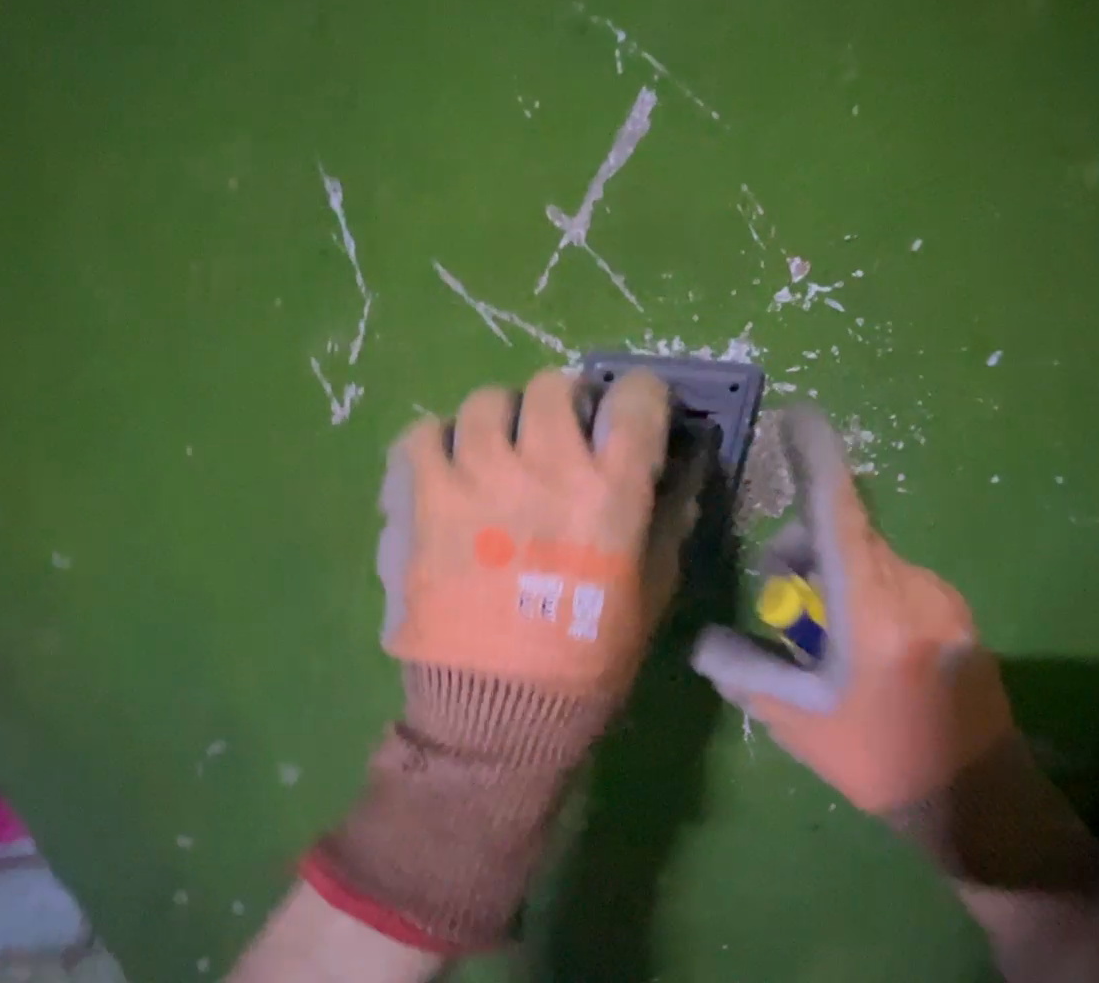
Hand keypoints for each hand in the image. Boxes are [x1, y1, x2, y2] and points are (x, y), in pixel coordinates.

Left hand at [378, 367, 697, 692]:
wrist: (498, 712)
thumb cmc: (587, 657)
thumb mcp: (651, 593)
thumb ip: (665, 524)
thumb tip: (676, 478)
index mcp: (610, 490)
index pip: (636, 398)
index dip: (640, 396)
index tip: (631, 413)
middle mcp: (545, 467)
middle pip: (553, 385)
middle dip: (564, 404)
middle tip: (559, 435)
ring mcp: (478, 477)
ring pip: (486, 403)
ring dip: (501, 422)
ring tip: (499, 455)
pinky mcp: (424, 499)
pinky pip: (422, 435)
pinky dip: (438, 444)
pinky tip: (449, 471)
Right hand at [691, 402, 1014, 812]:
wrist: (983, 803)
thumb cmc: (883, 758)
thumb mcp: (800, 722)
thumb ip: (745, 671)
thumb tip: (701, 641)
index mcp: (873, 602)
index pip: (839, 507)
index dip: (815, 456)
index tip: (795, 415)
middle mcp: (913, 584)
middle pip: (845, 533)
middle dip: (800, 549)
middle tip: (775, 604)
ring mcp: (942, 597)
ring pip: (868, 557)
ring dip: (829, 576)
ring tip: (812, 641)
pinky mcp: (954, 614)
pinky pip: (894, 580)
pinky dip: (859, 592)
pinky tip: (851, 648)